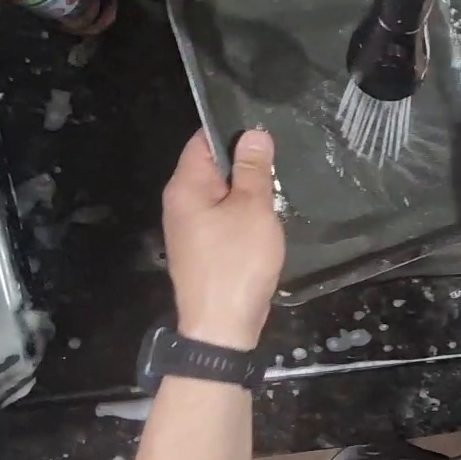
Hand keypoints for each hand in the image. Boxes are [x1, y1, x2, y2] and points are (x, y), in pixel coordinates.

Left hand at [162, 129, 284, 349]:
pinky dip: (243, 217)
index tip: (267, 135)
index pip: (203, 140)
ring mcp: (189, 229)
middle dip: (245, 166)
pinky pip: (223, 219)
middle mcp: (180, 203)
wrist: (222, 326)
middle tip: (280, 167)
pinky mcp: (202, 250)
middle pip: (212, 168)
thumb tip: (254, 134)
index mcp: (186, 186)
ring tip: (278, 194)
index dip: (234, 133)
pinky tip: (265, 224)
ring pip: (221, 196)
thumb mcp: (253, 210)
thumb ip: (253, 171)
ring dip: (247, 194)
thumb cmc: (237, 263)